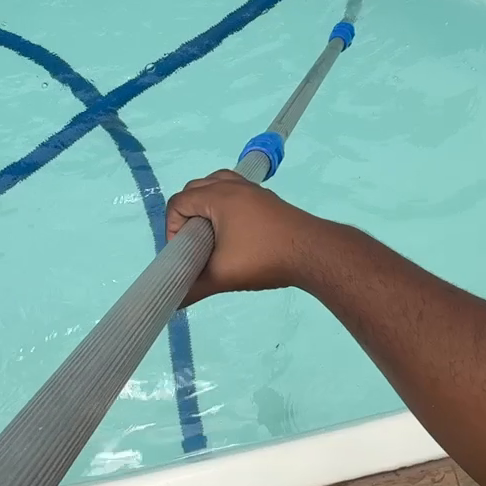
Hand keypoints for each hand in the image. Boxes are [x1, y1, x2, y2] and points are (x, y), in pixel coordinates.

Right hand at [165, 170, 334, 304]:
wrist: (312, 252)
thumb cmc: (263, 259)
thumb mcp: (222, 276)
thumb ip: (194, 288)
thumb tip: (175, 302)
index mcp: (218, 196)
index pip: (178, 202)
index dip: (172, 227)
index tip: (183, 250)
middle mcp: (233, 185)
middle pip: (195, 188)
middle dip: (187, 213)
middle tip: (193, 242)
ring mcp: (253, 189)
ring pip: (217, 184)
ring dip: (207, 204)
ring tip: (211, 232)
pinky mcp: (267, 198)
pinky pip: (237, 191)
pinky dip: (227, 203)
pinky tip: (235, 231)